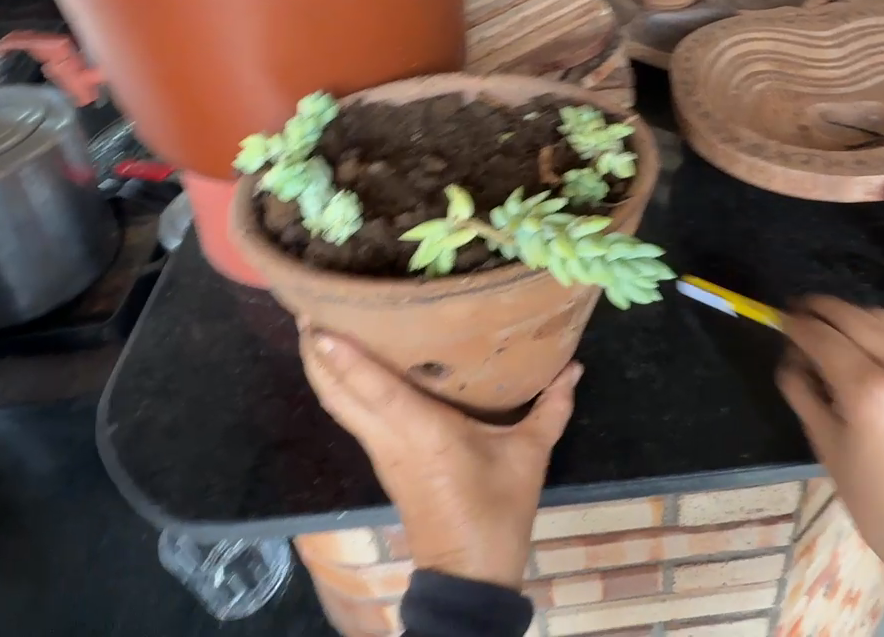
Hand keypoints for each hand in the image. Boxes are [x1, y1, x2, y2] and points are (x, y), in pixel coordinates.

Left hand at [299, 328, 580, 589]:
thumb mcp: (529, 456)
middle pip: (338, 394)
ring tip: (315, 327)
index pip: (374, 389)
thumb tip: (574, 367)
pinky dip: (337, 386)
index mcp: (423, 432)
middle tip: (308, 309)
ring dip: (322, 368)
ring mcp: (381, 450)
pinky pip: (350, 415)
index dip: (344, 357)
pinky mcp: (382, 458)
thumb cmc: (497, 510)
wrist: (469, 574)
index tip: (320, 323)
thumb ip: (550, 408)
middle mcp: (391, 437)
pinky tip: (341, 365)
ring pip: (338, 405)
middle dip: (316, 354)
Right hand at [778, 296, 883, 634]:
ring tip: (826, 325)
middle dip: (820, 308)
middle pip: (853, 315)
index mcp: (868, 391)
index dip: (796, 324)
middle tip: (797, 312)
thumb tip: (790, 361)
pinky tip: (861, 345)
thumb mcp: (828, 449)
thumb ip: (804, 394)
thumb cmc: (879, 507)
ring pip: (882, 318)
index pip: (822, 336)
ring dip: (850, 314)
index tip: (778, 318)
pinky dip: (878, 331)